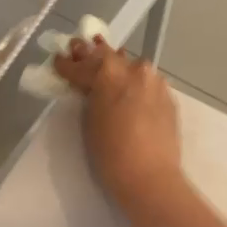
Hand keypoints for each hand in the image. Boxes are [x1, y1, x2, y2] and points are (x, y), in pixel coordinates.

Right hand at [52, 37, 183, 206]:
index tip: (58, 60)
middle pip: (109, 57)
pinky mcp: (168, 97)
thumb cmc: (110, 154)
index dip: (67, 64)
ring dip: (116, 66)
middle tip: (77, 50)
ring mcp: (155, 82)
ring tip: (105, 65)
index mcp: (109, 74)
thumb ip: (90, 96)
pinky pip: (147, 83)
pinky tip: (130, 89)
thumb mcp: (90, 122)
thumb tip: (90, 87)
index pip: (83, 65)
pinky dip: (135, 83)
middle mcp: (135, 70)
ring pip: (131, 67)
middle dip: (92, 55)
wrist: (150, 177)